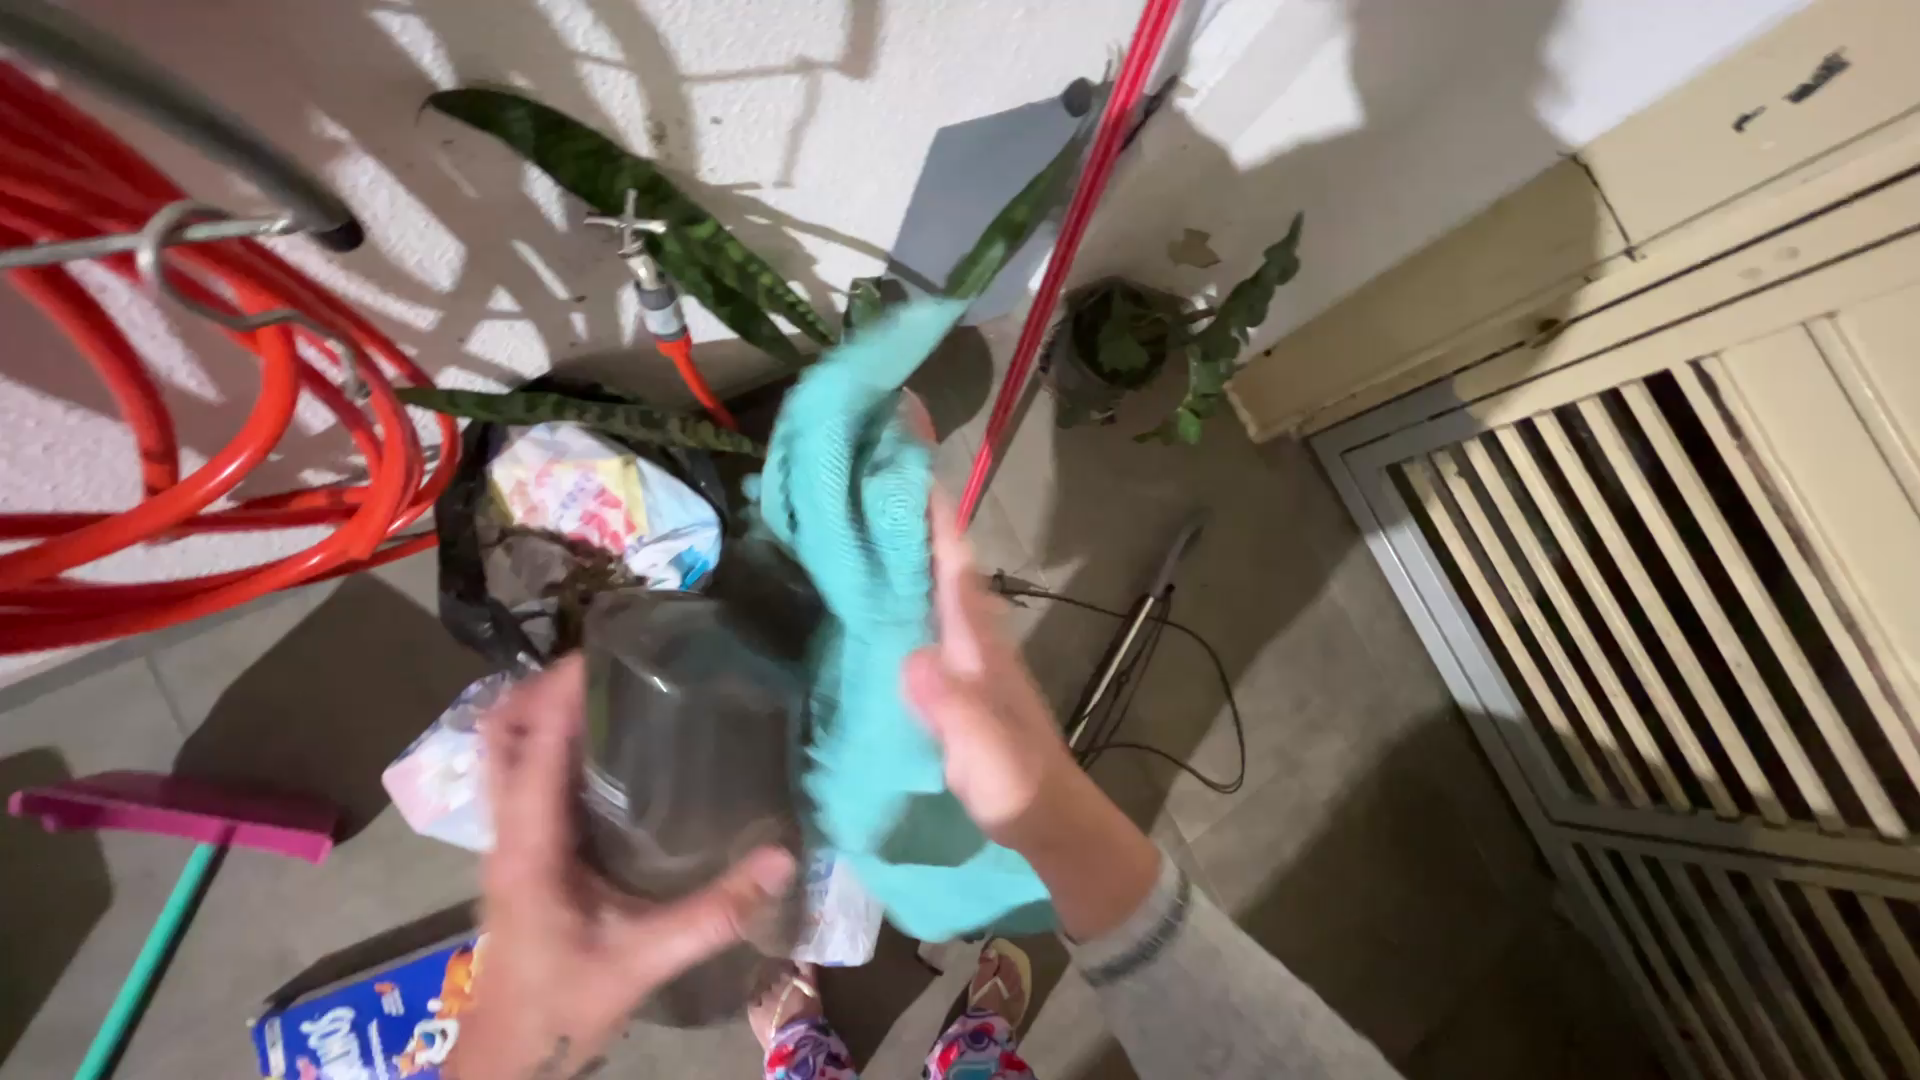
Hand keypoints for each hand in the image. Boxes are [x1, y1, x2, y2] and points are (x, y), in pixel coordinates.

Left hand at [446, 656, 795, 1079]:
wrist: (507, 1062)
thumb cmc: (562, 1007)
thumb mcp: (643, 960)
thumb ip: (714, 912)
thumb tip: (782, 857)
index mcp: (529, 845)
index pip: (532, 745)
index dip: (560, 691)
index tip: (606, 651)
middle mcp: (507, 831)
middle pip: (501, 734)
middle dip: (544, 688)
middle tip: (608, 661)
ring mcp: (508, 839)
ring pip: (506, 751)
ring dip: (543, 710)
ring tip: (607, 685)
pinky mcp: (522, 850)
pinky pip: (524, 774)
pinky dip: (550, 741)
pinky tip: (604, 743)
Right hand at [901, 493, 1076, 847]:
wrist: (1052, 819)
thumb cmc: (1017, 785)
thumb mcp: (984, 753)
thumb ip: (953, 707)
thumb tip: (912, 656)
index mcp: (979, 644)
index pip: (957, 567)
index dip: (938, 520)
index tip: (914, 471)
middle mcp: (977, 638)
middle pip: (949, 566)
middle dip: (922, 521)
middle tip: (879, 482)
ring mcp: (973, 659)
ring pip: (942, 589)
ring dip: (917, 552)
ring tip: (874, 523)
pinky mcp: (964, 681)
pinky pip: (933, 620)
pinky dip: (914, 596)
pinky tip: (887, 600)